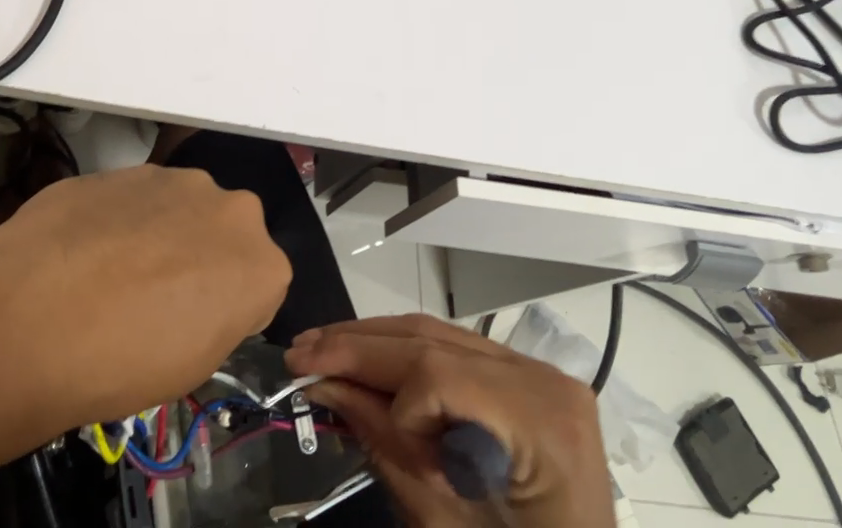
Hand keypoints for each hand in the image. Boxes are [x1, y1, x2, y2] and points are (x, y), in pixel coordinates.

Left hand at [0, 166, 291, 427]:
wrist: (33, 316)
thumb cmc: (126, 360)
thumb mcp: (194, 365)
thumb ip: (215, 315)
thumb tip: (192, 298)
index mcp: (262, 263)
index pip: (259, 285)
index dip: (227, 309)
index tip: (194, 326)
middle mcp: (227, 208)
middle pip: (223, 232)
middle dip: (199, 255)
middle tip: (155, 296)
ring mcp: (168, 179)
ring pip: (176, 208)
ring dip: (157, 232)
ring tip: (108, 274)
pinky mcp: (115, 169)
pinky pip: (128, 199)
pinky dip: (114, 220)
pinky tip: (79, 253)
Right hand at [285, 314, 612, 527]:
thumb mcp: (441, 519)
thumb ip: (384, 444)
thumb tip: (324, 385)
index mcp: (539, 423)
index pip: (439, 373)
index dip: (379, 387)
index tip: (334, 407)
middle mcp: (543, 379)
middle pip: (432, 341)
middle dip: (357, 345)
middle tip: (298, 354)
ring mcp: (538, 372)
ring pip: (436, 332)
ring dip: (372, 340)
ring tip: (318, 347)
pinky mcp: (524, 375)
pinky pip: (452, 347)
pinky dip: (404, 352)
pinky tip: (365, 353)